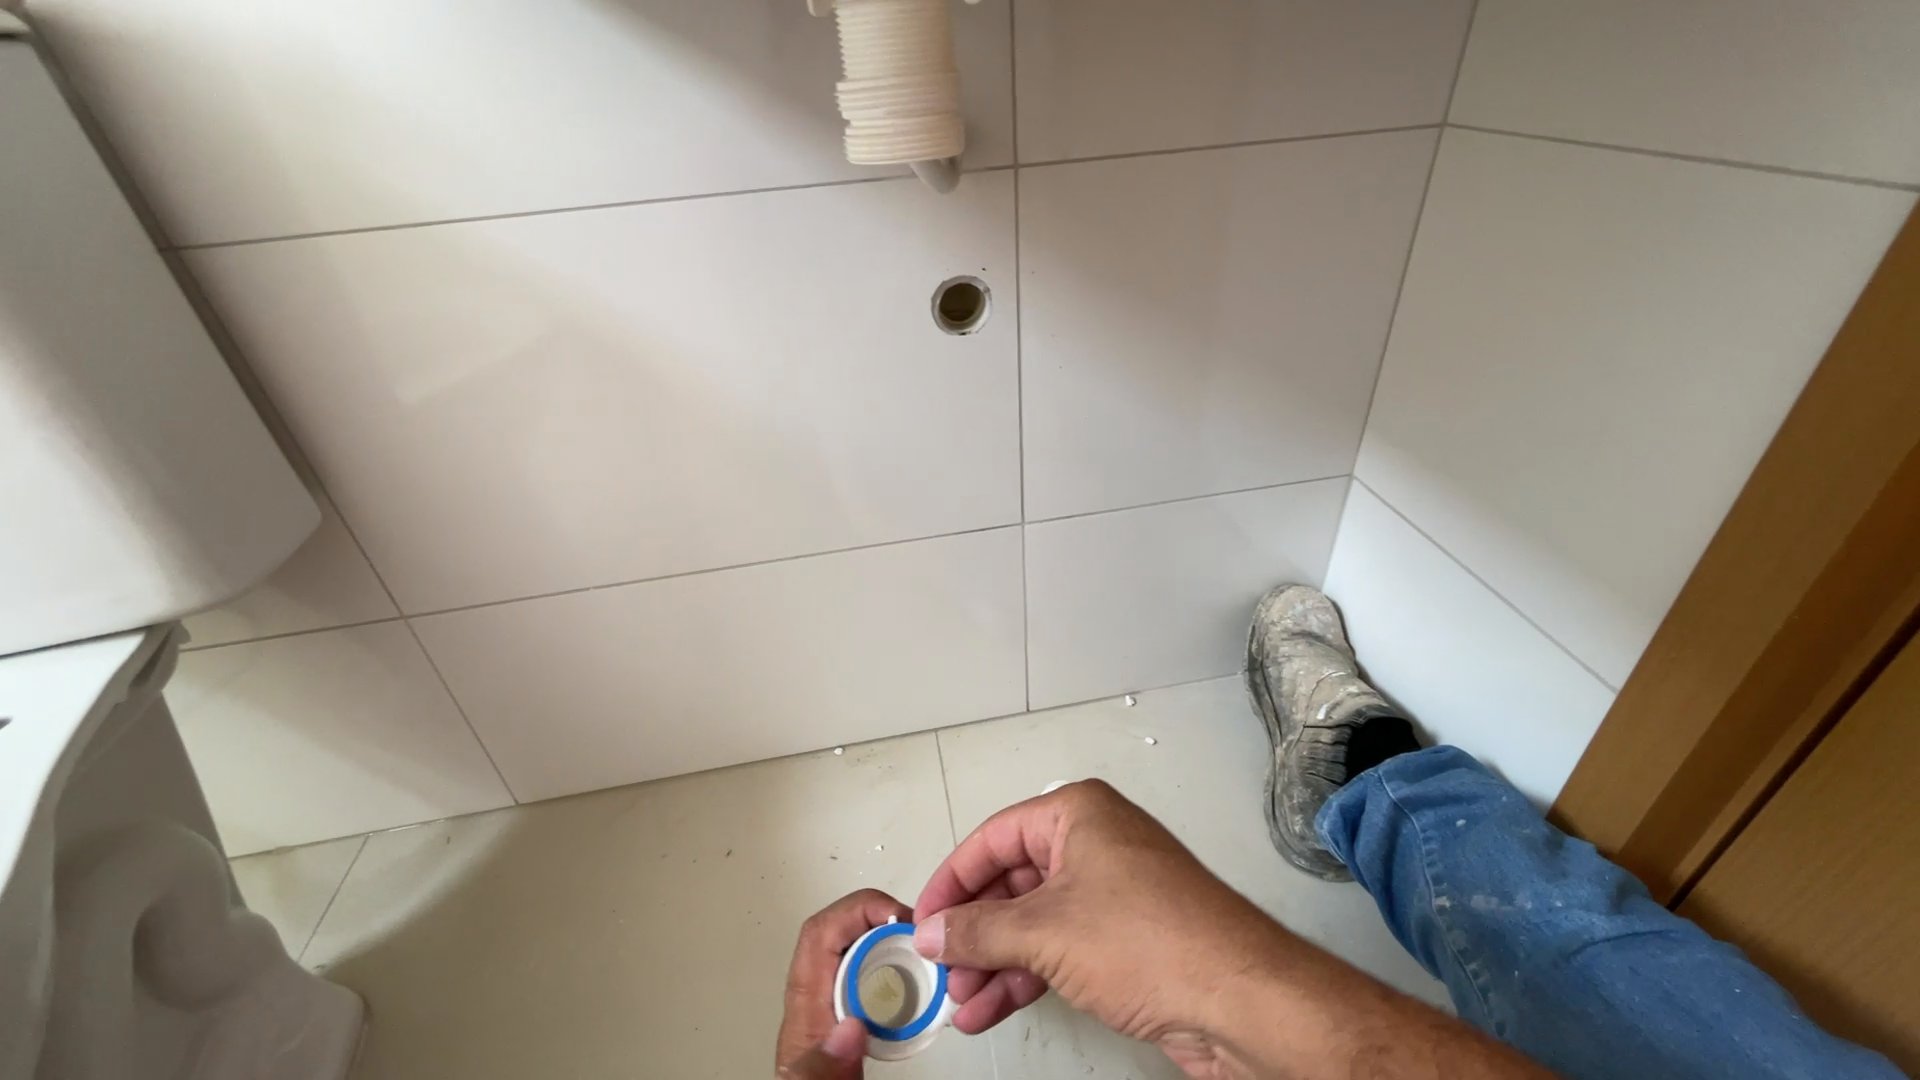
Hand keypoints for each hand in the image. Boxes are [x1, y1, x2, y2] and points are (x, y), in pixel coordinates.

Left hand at [774, 889, 912, 1078]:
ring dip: (887, 940)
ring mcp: (829, 1014)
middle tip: (922, 932)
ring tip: (925, 949)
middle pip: (836, 935)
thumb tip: (849, 1028)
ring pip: (851, 954)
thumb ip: (826, 1071)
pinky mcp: (845, 1028)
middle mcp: (812, 1006)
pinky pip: (865, 981)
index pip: (819, 936)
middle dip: (879, 918)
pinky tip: (918, 984)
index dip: (857, 911)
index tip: (900, 920)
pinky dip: (893, 969)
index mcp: (803, 1014)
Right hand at [911, 780, 1299, 1073]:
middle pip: (1012, 881)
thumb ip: (978, 930)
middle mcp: (1093, 841)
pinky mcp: (1126, 934)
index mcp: (1076, 813)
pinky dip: (1027, 973)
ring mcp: (1112, 889)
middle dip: (975, 931)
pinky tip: (994, 1007)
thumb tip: (931, 933)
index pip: (993, 838)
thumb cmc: (1147, 941)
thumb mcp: (1045, 932)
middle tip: (942, 970)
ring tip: (962, 1003)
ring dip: (995, 961)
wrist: (1241, 1000)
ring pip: (1034, 919)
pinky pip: (1060, 945)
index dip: (951, 881)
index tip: (922, 921)